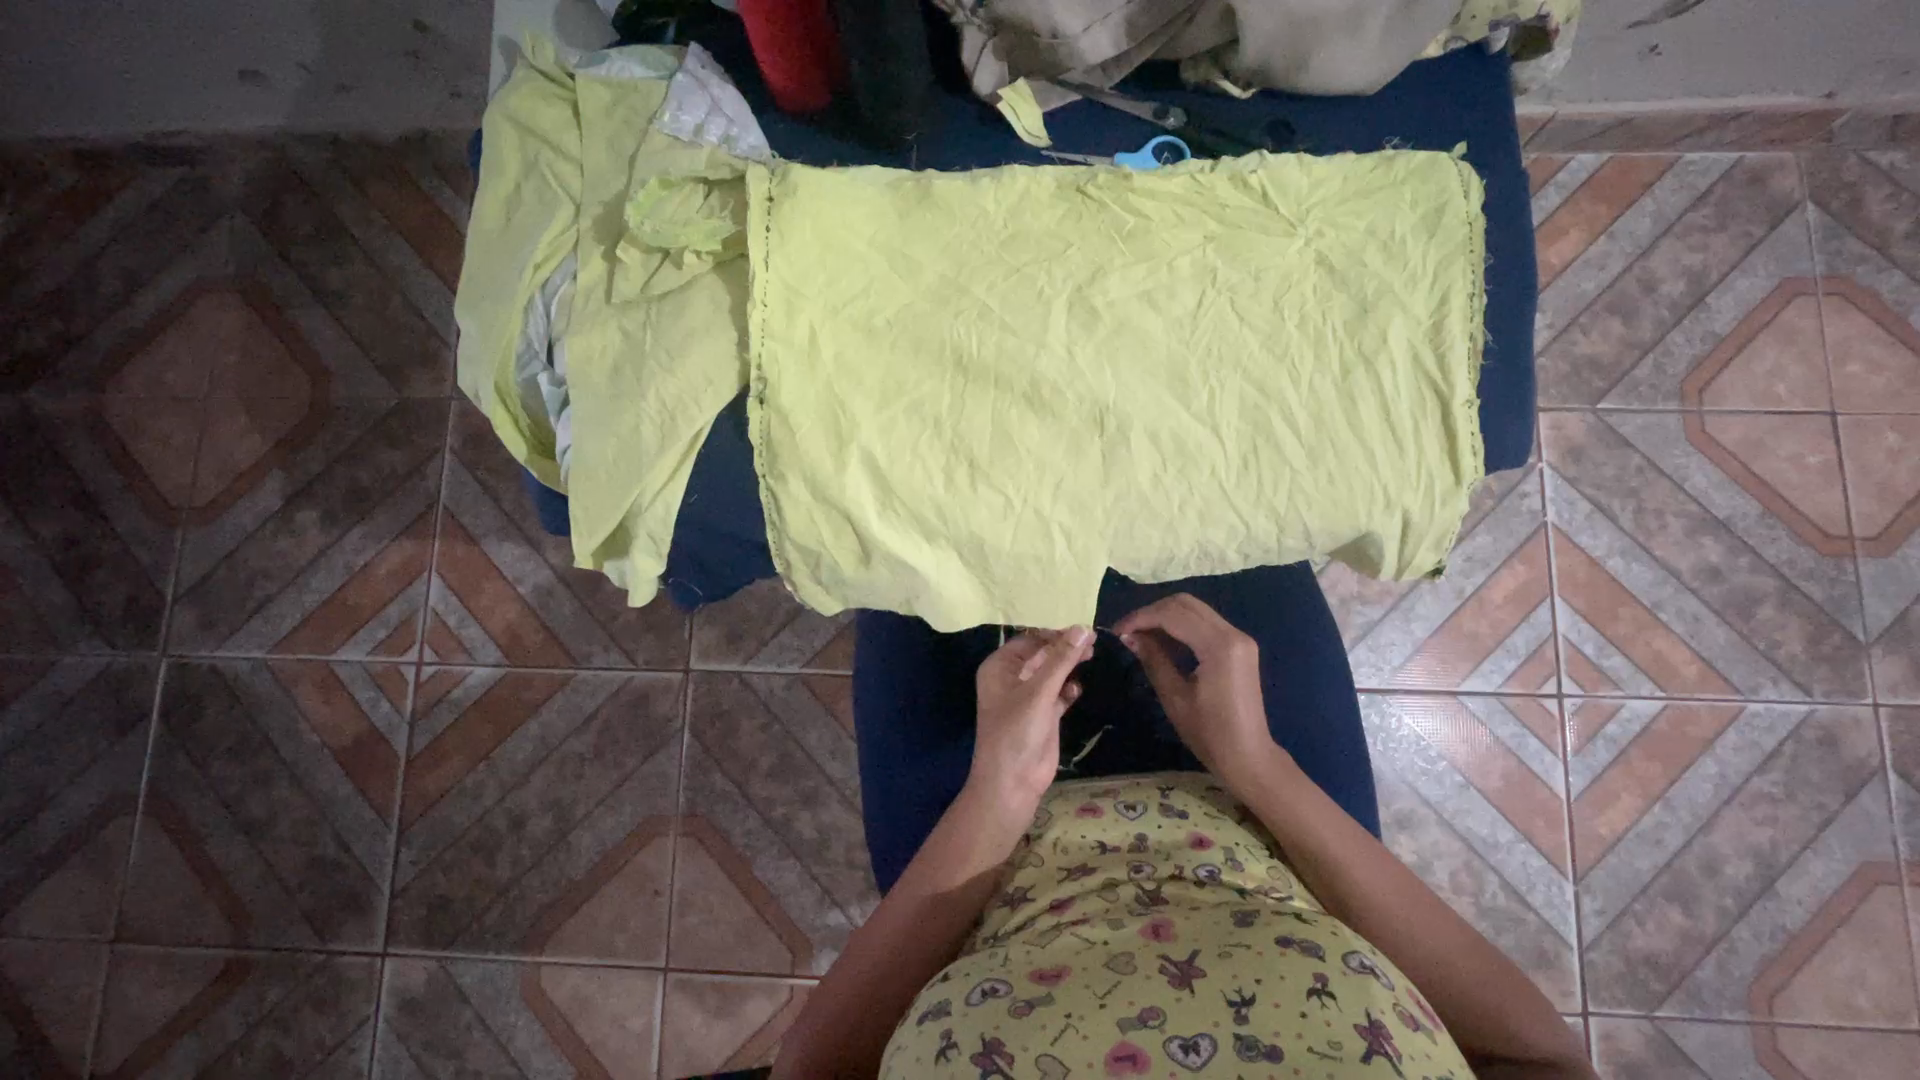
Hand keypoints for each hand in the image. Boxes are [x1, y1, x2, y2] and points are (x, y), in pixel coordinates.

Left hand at [970, 626, 1093, 806]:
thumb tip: (1082, 628)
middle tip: (1093, 640)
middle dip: (1065, 647)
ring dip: (1069, 666)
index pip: (1029, 639)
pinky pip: (1058, 694)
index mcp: (999, 667)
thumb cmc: (1016, 732)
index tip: (1082, 627)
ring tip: (1092, 656)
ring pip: (1052, 673)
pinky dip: (1068, 690)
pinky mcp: (1043, 715)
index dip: (1053, 632)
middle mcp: (1011, 678)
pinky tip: (1077, 689)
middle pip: (1042, 654)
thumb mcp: (1038, 692)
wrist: (1013, 783)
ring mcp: (1027, 698)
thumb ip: (1061, 660)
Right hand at [1114, 594, 1282, 791]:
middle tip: (1128, 631)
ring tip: (1140, 636)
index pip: (1173, 615)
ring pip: (1195, 610)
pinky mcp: (1239, 646)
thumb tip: (1129, 636)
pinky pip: (1205, 623)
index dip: (1141, 618)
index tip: (1117, 631)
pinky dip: (1181, 626)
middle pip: (1185, 604)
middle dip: (1152, 612)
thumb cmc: (1209, 733)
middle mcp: (1233, 634)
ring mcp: (1239, 638)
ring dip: (1165, 617)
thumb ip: (1153, 659)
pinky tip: (1163, 642)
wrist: (1248, 755)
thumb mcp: (1174, 697)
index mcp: (1219, 646)